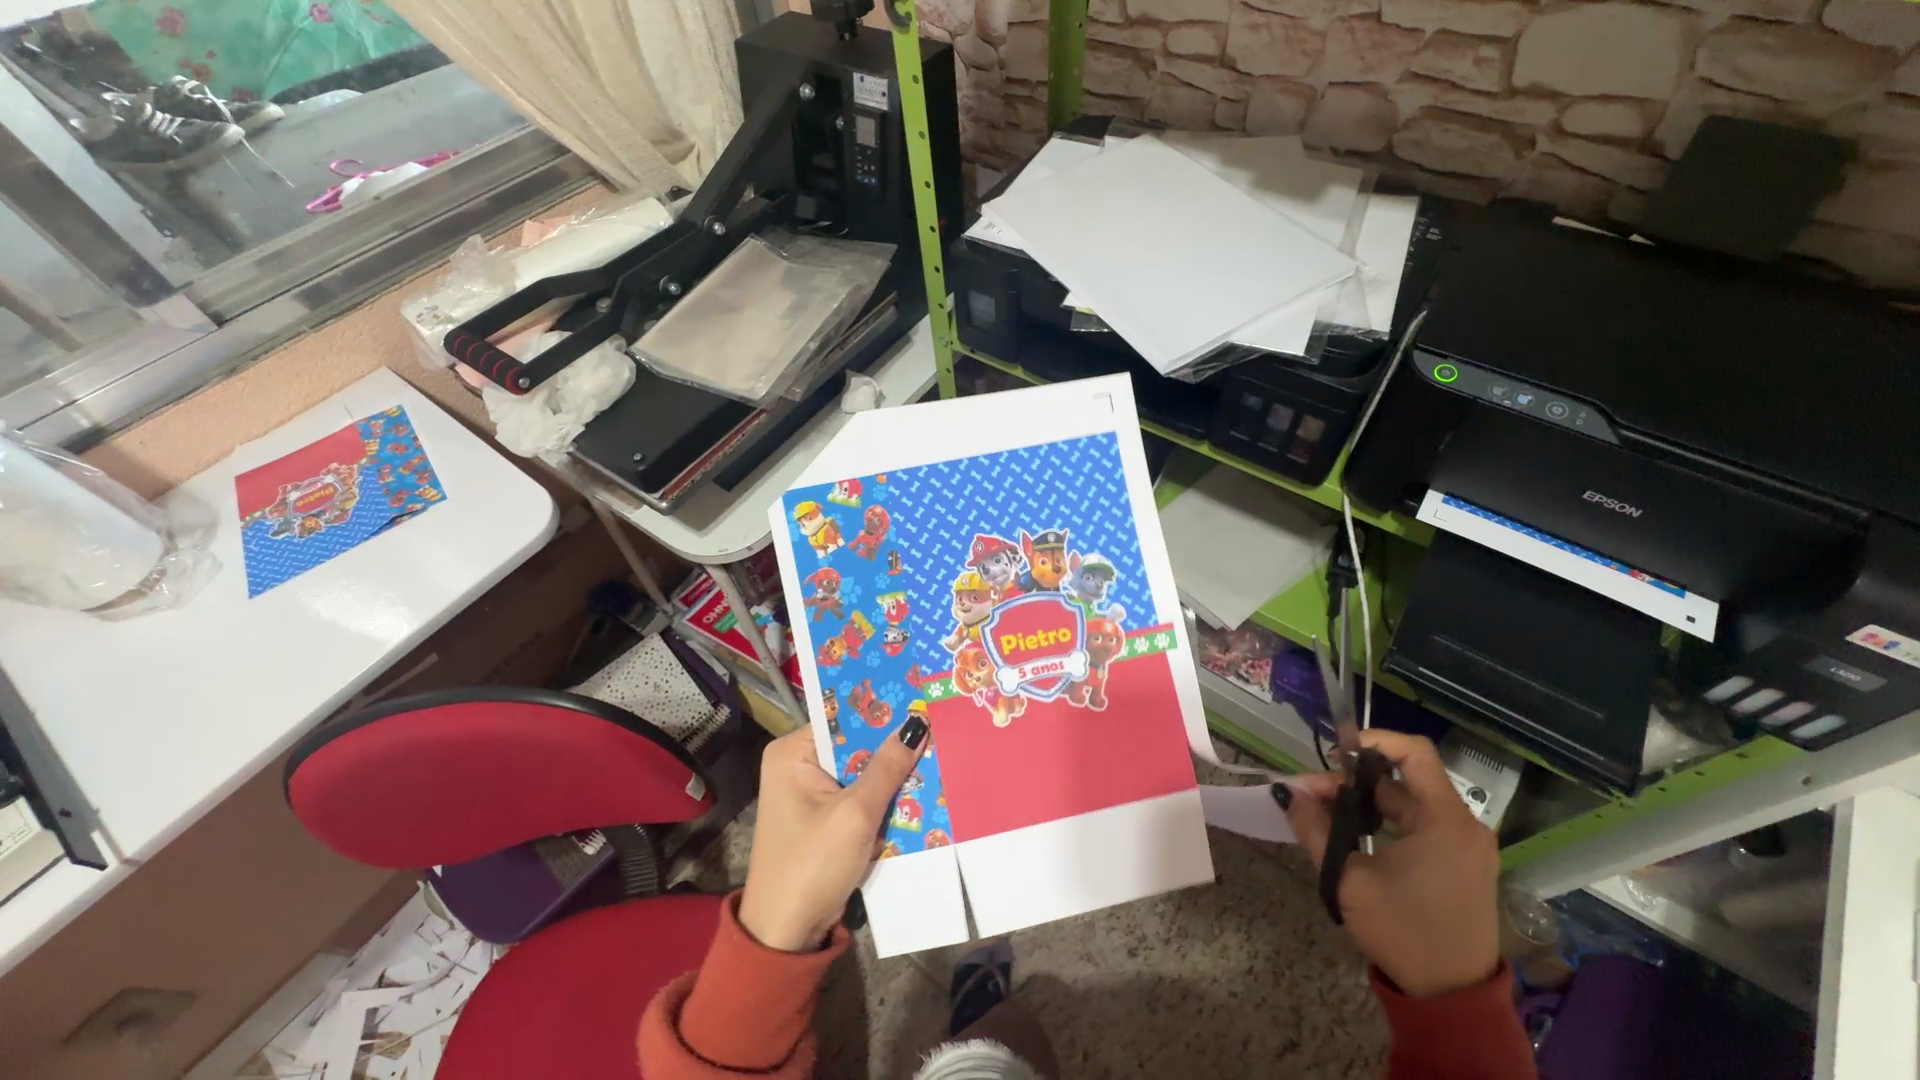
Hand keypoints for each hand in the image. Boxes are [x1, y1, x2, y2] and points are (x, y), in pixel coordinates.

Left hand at [737, 717, 929, 951]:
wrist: (786, 934)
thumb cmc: (813, 865)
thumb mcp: (855, 814)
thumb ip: (887, 767)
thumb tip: (916, 723)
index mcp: (791, 753)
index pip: (844, 719)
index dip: (883, 713)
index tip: (923, 701)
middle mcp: (797, 765)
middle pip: (856, 745)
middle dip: (893, 745)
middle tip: (940, 727)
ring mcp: (811, 794)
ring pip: (863, 772)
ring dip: (894, 774)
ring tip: (940, 753)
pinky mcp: (825, 819)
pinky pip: (861, 797)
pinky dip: (885, 799)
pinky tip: (921, 790)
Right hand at [1280, 729, 1500, 997]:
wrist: (1451, 996)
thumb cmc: (1403, 932)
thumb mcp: (1348, 880)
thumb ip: (1315, 829)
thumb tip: (1288, 793)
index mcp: (1445, 821)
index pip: (1415, 753)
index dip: (1373, 740)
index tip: (1333, 753)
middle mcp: (1463, 825)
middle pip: (1405, 779)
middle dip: (1353, 779)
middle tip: (1310, 794)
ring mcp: (1465, 845)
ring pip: (1409, 802)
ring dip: (1366, 801)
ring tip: (1322, 813)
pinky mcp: (1461, 863)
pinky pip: (1420, 824)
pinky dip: (1386, 820)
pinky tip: (1352, 833)